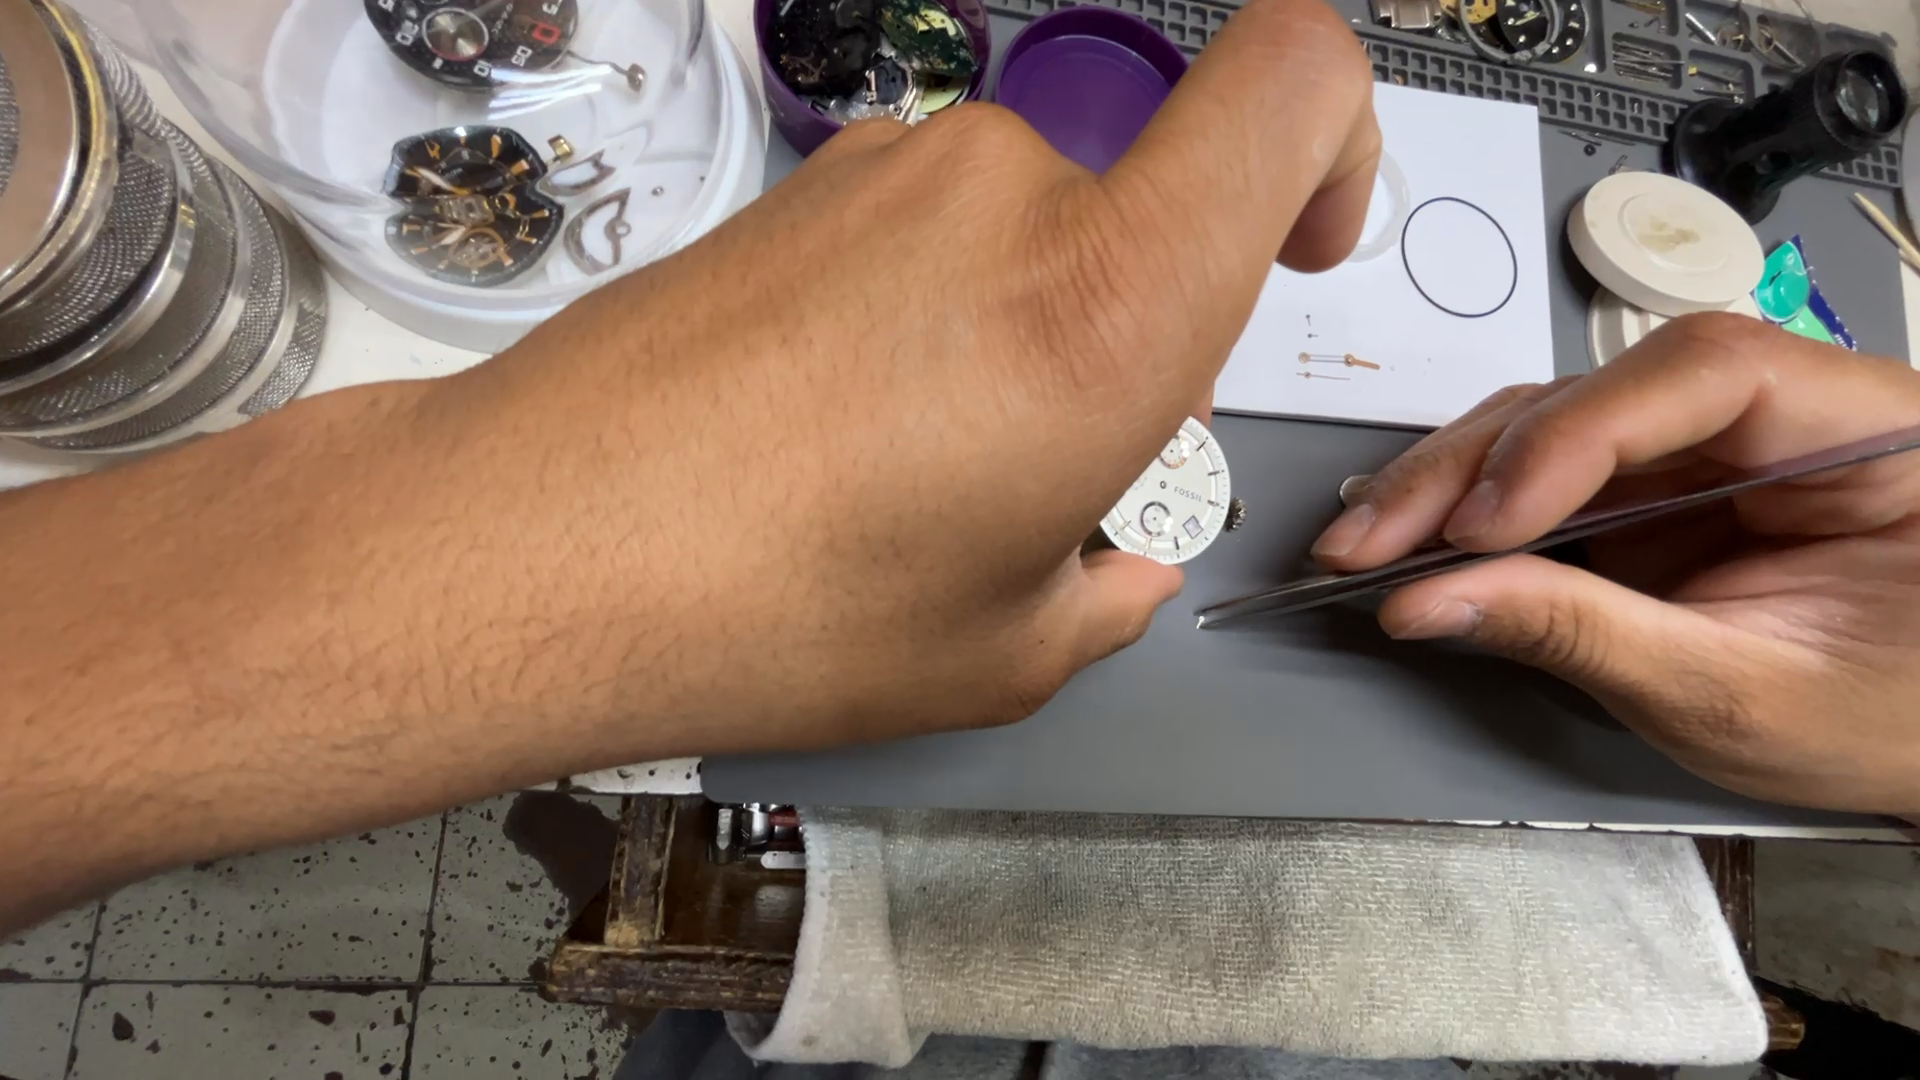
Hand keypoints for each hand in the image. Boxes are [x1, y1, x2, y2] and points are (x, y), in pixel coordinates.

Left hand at [288, 0, 1381, 761]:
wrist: (537, 553)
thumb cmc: (786, 618)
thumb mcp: (998, 653)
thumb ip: (1102, 599)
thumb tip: (1123, 574)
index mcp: (1103, 308)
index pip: (1290, 85)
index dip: (1331, 147)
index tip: (1296, 249)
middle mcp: (1006, 195)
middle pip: (1142, 217)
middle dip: (1127, 333)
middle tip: (1036, 460)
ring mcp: (886, 171)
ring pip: (1028, 234)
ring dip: (1021, 333)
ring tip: (919, 458)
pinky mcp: (798, 189)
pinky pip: (925, 235)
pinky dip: (931, 316)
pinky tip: (844, 419)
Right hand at [1311, 314, 1919, 817]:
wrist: (1913, 741)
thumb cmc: (1882, 725)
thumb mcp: (1735, 699)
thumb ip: (1581, 635)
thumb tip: (1422, 603)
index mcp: (1872, 439)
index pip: (1703, 375)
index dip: (1572, 436)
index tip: (1479, 530)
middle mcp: (1767, 417)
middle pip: (1582, 397)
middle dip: (1457, 473)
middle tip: (1365, 544)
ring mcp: (1683, 451)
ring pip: (1528, 426)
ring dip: (1430, 486)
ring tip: (1359, 546)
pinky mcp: (1625, 487)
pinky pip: (1516, 471)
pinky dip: (1444, 508)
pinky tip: (1394, 536)